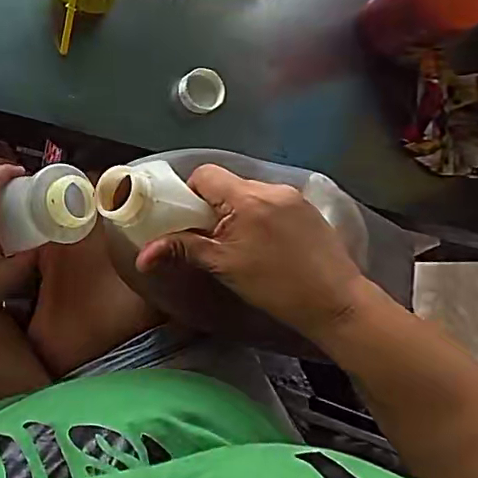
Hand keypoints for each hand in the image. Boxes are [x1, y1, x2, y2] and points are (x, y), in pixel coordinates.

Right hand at [134, 165, 374, 336]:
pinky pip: (271, 201)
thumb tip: (142, 255)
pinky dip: (260, 215)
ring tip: (240, 243)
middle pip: (227, 183)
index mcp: (246, 198)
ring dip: (237, 210)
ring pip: (249, 193)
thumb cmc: (275, 287)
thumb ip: (183, 250)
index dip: (190, 193)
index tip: (188, 219)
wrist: (335, 301)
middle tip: (210, 235)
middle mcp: (269, 188)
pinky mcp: (307, 207)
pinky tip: (265, 243)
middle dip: (213, 205)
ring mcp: (292, 196)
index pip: (205, 175)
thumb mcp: (223, 267)